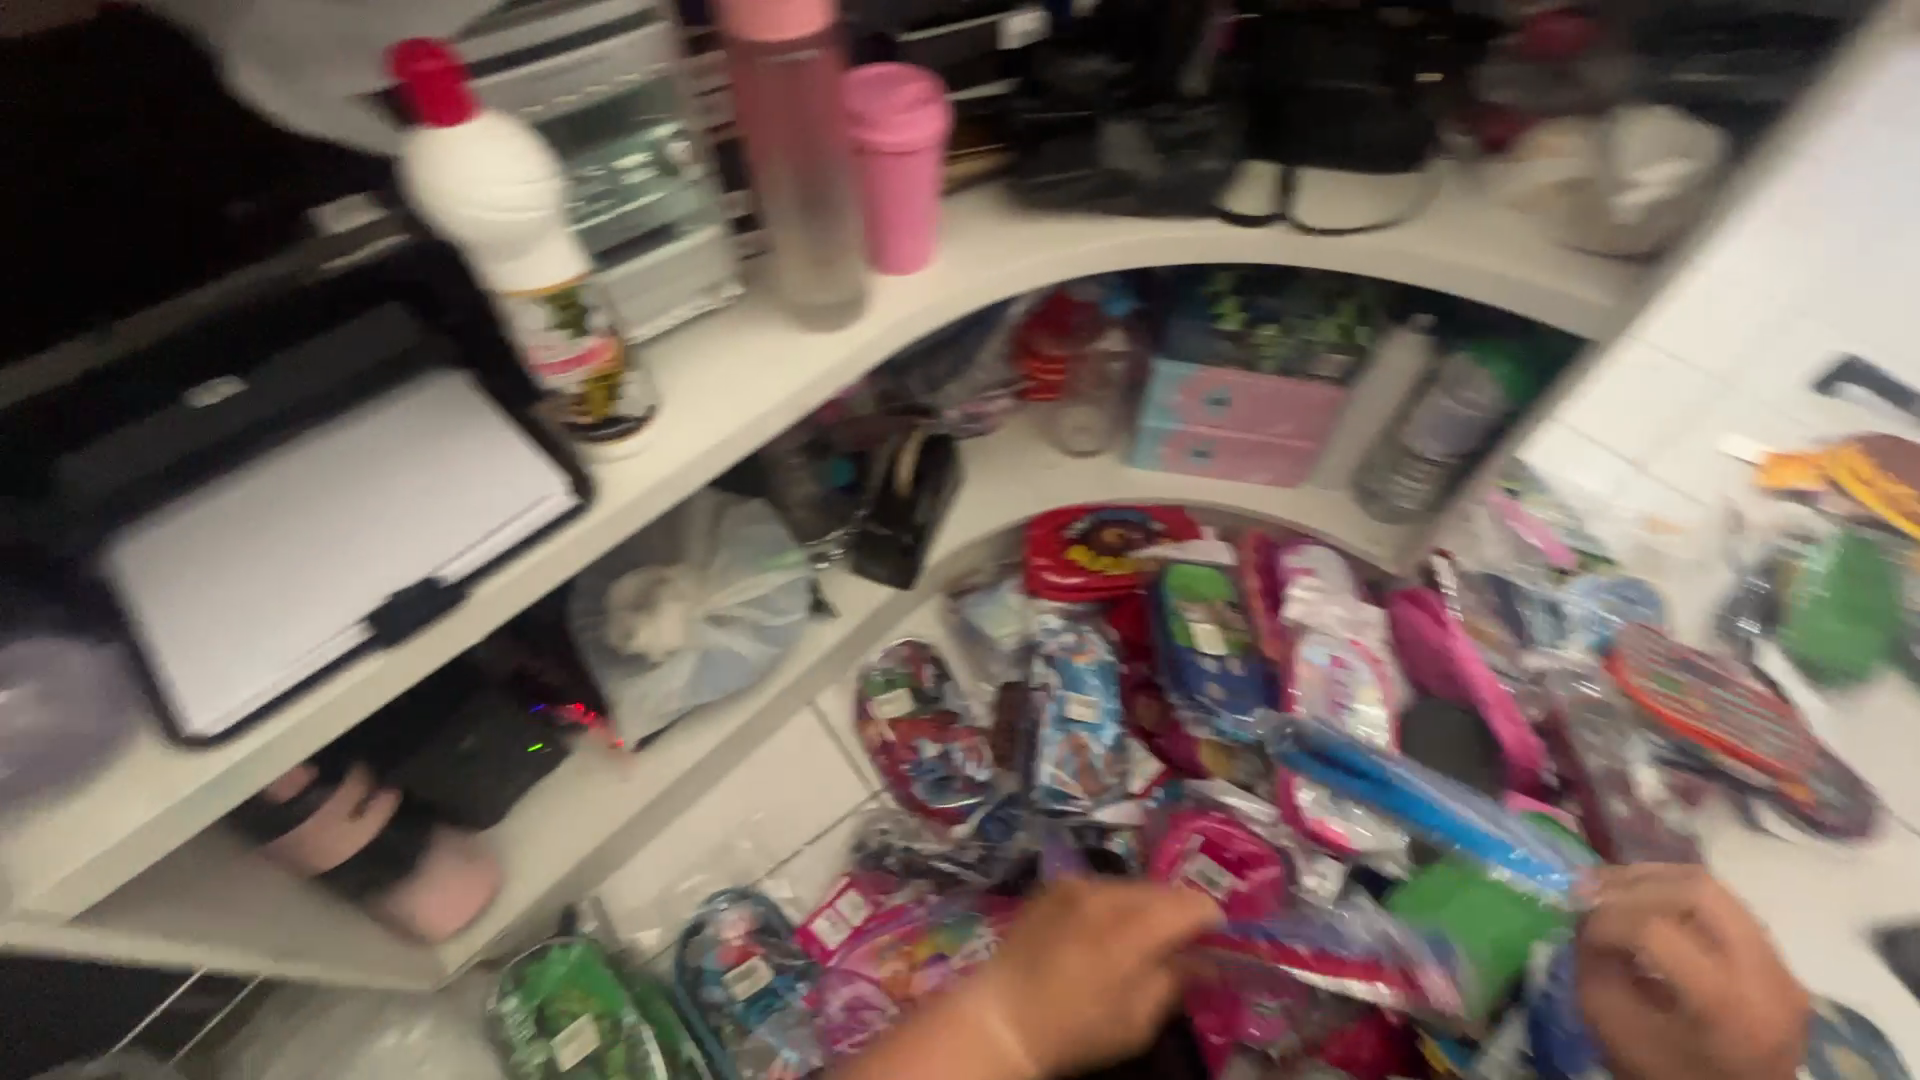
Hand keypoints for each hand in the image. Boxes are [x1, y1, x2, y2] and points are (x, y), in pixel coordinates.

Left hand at [960, 878, 1221, 1077]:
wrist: (1003, 1015)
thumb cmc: (1076, 1029)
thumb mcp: (1137, 1020)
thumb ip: (1177, 981)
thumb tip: (1209, 961)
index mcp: (1131, 928)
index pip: (1191, 904)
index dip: (1211, 921)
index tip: (1217, 943)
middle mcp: (1105, 893)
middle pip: (1162, 889)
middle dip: (1180, 911)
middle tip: (1184, 943)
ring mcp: (1076, 883)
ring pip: (1131, 884)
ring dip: (1146, 904)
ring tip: (1142, 937)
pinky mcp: (1054, 884)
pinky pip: (1100, 884)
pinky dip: (1114, 901)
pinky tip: (1104, 929)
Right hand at [1576, 864, 1809, 1079]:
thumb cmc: (1663, 1069)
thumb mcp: (1609, 1019)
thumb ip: (1594, 960)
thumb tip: (1584, 913)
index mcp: (1728, 1005)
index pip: (1655, 929)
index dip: (1603, 919)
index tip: (1576, 926)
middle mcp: (1768, 979)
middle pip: (1697, 891)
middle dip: (1630, 882)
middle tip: (1588, 890)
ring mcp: (1782, 969)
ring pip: (1711, 888)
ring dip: (1650, 881)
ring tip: (1611, 891)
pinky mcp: (1777, 963)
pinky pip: (1721, 906)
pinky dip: (1672, 895)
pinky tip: (1641, 905)